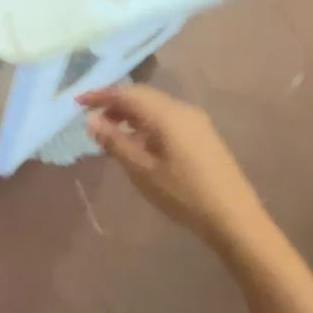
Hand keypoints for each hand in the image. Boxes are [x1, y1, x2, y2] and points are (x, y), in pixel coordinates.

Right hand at [78, 84, 267, 246]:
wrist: (234, 218)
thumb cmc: (184, 194)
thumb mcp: (142, 170)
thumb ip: (114, 141)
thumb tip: (90, 119)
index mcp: (166, 114)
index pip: (126, 93)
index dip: (100, 95)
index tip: (77, 102)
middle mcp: (182, 110)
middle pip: (142, 96)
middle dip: (114, 103)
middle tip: (91, 119)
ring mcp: (196, 122)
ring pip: (155, 107)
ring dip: (130, 115)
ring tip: (110, 134)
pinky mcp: (202, 136)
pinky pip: (166, 119)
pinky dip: (145, 124)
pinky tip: (137, 144)